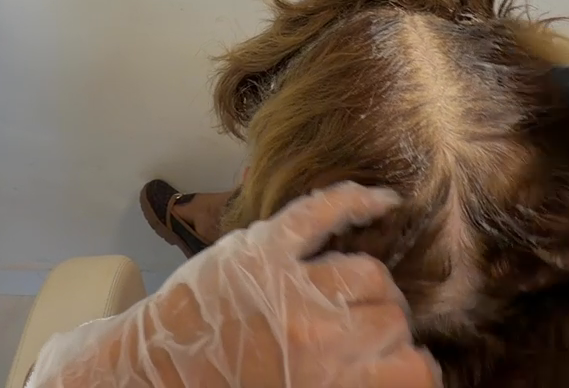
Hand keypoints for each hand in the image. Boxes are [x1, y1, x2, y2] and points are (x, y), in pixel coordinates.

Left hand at [29, 182, 442, 387]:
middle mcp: (317, 334)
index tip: (401, 366)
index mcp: (329, 383)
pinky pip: (323, 211)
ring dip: (374, 285)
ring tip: (361, 293)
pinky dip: (357, 200)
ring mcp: (290, 281)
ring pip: (370, 272)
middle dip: (388, 327)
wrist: (154, 373)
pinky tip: (386, 199)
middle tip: (369, 333)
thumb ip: (349, 385)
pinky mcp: (266, 245)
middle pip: (392, 317)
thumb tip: (396, 372)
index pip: (413, 370)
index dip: (414, 368)